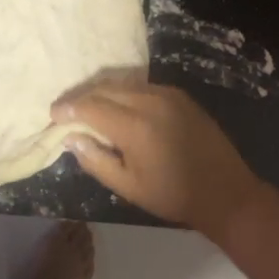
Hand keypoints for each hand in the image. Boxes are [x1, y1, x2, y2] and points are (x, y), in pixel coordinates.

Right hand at [55, 82, 265, 236]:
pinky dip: (122, 90)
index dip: (68, 109)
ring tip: (86, 105)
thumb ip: (95, 160)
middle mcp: (149, 100)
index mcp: (135, 126)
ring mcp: (166, 93)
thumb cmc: (174, 196)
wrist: (226, 192)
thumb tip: (70, 137)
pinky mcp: (178, 94)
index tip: (52, 114)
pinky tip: (116, 104)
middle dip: (81, 96)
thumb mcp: (129, 187)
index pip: (91, 106)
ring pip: (122, 82)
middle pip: (104, 88)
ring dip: (101, 91)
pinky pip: (140, 85)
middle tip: (65, 109)